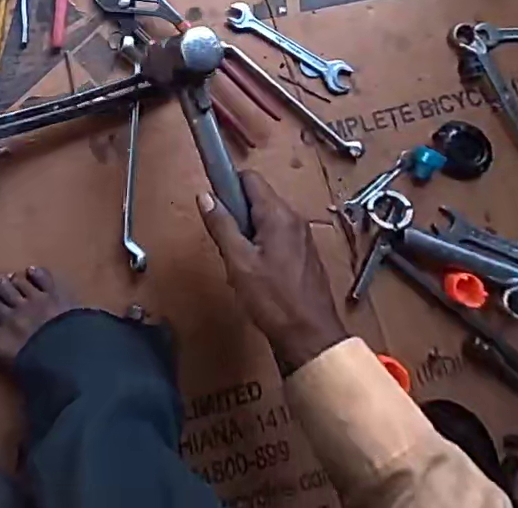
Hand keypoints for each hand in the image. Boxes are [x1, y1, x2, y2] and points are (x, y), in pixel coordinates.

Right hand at [199, 170, 348, 371]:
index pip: (250, 178)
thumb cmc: (273, 299)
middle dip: (236, 213)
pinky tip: (255, 273)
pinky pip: (277, 236)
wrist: (312, 340)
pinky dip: (262, 245)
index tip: (214, 202)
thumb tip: (205, 196)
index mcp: (278, 214)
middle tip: (225, 241)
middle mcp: (294, 219)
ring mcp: (303, 237)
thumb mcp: (238, 261)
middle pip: (257, 198)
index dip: (228, 183)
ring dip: (247, 232)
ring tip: (238, 261)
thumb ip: (221, 225)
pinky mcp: (305, 255)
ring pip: (266, 219)